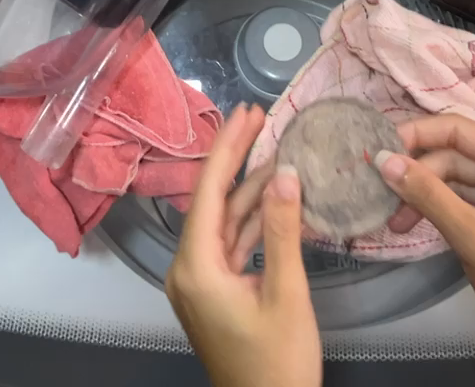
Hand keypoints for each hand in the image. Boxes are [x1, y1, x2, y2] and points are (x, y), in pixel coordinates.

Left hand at [166, 103, 320, 386]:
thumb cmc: (277, 365)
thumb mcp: (285, 294)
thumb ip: (282, 230)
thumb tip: (284, 173)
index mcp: (196, 266)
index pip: (208, 190)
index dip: (228, 147)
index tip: (247, 113)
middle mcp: (189, 268)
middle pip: (213, 199)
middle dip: (237, 158)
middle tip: (259, 117)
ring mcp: (201, 280)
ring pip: (225, 219)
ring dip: (251, 188)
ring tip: (277, 150)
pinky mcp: (216, 291)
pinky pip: (232, 242)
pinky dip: (253, 220)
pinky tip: (276, 196)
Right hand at [377, 115, 474, 386]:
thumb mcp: (471, 238)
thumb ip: (427, 194)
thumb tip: (383, 159)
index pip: (458, 129)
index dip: (416, 135)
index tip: (379, 149)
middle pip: (454, 155)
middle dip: (418, 175)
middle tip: (382, 196)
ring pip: (456, 178)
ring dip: (425, 196)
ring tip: (395, 221)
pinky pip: (467, 198)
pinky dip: (441, 208)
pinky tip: (415, 223)